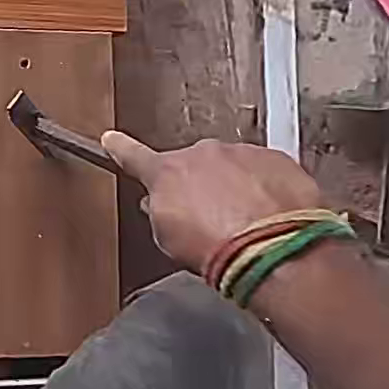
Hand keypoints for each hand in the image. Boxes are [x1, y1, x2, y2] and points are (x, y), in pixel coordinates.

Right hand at [102, 131, 323, 273]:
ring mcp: (241, 153)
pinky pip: (263, 171)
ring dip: (232, 188)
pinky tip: (265, 217)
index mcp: (166, 172)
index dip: (119, 149)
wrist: (270, 249)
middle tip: (206, 218)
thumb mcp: (166, 237)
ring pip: (230, 167)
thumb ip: (158, 210)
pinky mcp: (277, 160)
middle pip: (192, 165)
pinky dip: (263, 190)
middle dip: (197, 186)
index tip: (111, 140)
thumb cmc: (214, 247)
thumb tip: (159, 204)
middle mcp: (202, 154)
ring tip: (241, 223)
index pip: (133, 156)